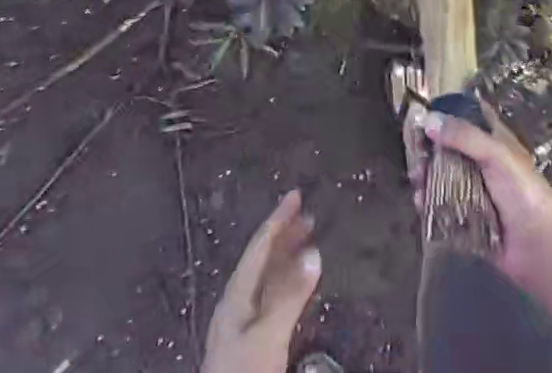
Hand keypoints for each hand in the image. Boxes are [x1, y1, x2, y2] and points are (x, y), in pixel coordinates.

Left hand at [201, 189, 321, 372]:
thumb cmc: (244, 371)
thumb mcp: (268, 335)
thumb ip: (289, 296)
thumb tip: (314, 253)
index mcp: (237, 295)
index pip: (259, 246)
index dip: (278, 219)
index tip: (296, 195)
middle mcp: (238, 303)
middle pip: (262, 259)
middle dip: (284, 234)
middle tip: (309, 213)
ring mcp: (244, 322)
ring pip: (268, 278)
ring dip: (287, 256)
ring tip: (308, 241)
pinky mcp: (253, 340)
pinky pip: (273, 296)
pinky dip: (288, 281)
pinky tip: (299, 285)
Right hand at [411, 102, 551, 289]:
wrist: (541, 249)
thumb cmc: (524, 194)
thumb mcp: (497, 156)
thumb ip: (464, 136)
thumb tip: (428, 121)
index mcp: (494, 142)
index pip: (468, 119)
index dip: (447, 116)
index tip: (422, 118)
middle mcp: (483, 164)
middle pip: (449, 150)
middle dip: (429, 152)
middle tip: (415, 159)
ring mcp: (475, 193)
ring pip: (443, 179)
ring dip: (427, 178)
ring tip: (417, 183)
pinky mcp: (468, 220)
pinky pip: (444, 208)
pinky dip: (431, 205)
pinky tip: (422, 205)